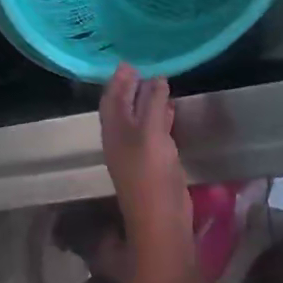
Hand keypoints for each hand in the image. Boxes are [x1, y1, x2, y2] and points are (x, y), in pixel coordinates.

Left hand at [99, 63, 192, 256]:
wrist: (162, 221)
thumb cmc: (151, 173)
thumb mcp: (151, 132)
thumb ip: (153, 103)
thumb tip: (156, 78)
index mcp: (114, 131)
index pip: (111, 99)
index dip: (117, 81)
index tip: (128, 61)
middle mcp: (121, 140)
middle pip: (122, 108)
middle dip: (130, 88)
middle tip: (142, 68)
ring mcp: (137, 152)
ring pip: (138, 119)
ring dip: (145, 100)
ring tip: (157, 82)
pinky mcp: (153, 162)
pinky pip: (153, 131)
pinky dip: (159, 116)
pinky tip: (170, 108)